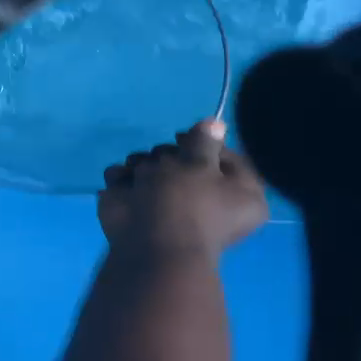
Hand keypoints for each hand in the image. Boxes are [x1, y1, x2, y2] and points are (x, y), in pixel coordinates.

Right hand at [99, 119, 268, 259]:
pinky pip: (127, 177)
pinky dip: (122, 177)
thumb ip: (203, 143)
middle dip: (164, 156)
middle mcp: (207, 194)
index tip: (183, 137)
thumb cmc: (185, 202)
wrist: (149, 239)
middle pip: (183, 158)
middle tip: (161, 165)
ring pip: (151, 164)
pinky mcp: (138, 200)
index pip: (227, 158)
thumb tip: (215, 122)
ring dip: (140, 165)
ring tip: (138, 175)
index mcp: (238, 192)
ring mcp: (169, 198)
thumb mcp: (197, 166)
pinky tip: (123, 185)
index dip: (204, 143)